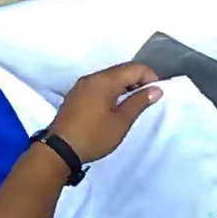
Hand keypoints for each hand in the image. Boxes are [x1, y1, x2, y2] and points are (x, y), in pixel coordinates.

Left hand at [45, 62, 162, 163]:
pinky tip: (115, 106)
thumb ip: (139, 102)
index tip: (157, 93)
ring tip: (133, 104)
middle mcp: (91, 78)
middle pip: (121, 70)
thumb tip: (156, 89)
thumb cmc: (94, 136)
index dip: (149, 76)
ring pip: (109, 77)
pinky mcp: (76, 95)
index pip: (134, 68)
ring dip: (124, 86)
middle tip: (147, 99)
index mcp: (104, 80)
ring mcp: (81, 86)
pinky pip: (98, 85)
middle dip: (138, 80)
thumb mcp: (121, 121)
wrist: (59, 150)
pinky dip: (111, 91)